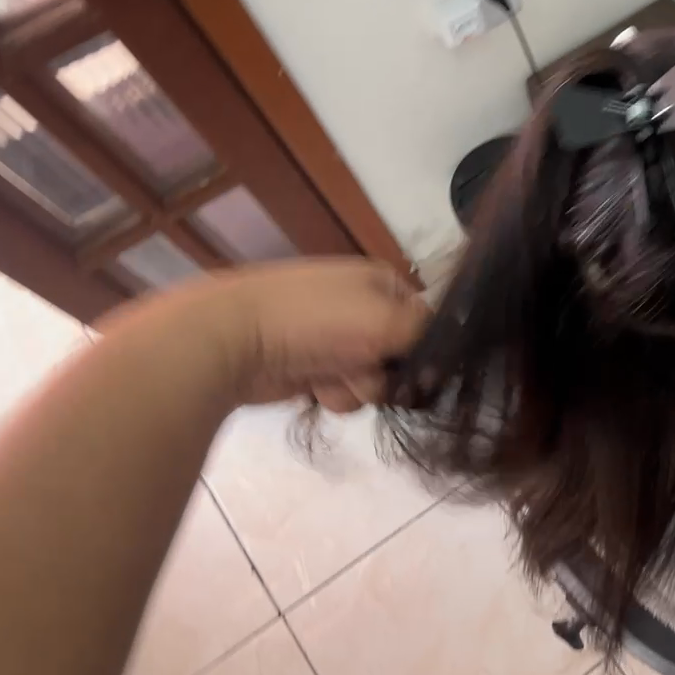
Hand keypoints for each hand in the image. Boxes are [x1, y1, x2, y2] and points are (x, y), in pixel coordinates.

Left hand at [147, 258, 428, 411]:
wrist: (231, 338)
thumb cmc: (316, 320)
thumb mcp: (389, 319)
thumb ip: (431, 339)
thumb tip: (443, 366)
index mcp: (383, 282)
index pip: (430, 321)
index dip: (430, 350)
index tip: (424, 371)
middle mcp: (363, 307)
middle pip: (404, 355)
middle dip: (390, 372)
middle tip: (372, 372)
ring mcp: (335, 337)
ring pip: (376, 378)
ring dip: (360, 386)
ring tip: (334, 377)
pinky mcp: (313, 366)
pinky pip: (345, 390)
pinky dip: (335, 392)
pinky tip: (315, 387)